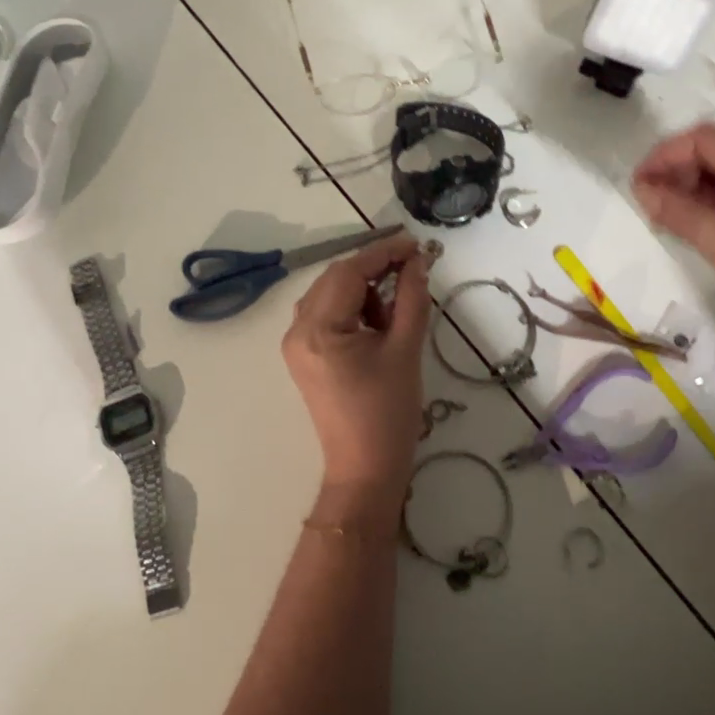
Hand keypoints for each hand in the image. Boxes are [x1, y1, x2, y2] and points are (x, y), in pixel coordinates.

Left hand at [281, 235, 430, 497]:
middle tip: (413, 267)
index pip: (349, 272)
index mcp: (319, 329)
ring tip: (395, 311)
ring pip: (330, 295)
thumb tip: (419, 260)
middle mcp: (297, 331)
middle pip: (335, 279)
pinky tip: (378, 324)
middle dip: (374, 269)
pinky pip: (327, 315)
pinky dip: (353, 309)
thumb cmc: (388, 412)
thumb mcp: (405, 348)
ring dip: (364, 290)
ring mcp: (296, 345)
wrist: (366, 469)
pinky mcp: (304, 357)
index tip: (416, 245)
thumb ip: (411, 297)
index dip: (383, 252)